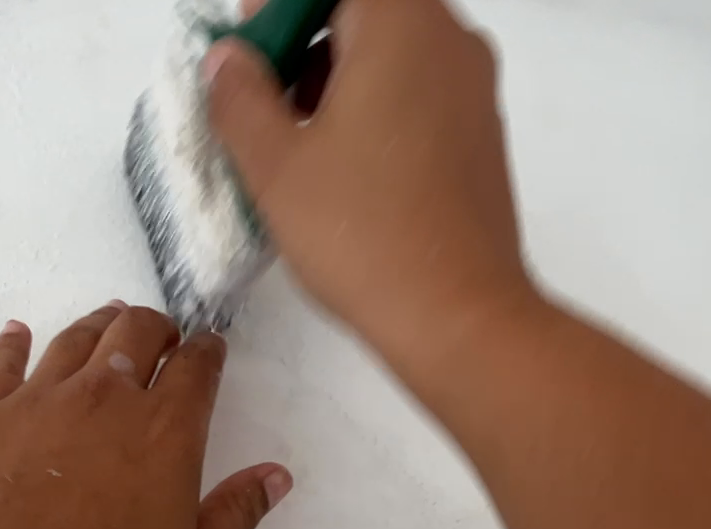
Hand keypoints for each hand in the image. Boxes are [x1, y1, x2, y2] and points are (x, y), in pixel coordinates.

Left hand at [0, 303, 290, 528]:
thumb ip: (237, 514)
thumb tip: (277, 474)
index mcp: (164, 432)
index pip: (196, 367)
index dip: (208, 351)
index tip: (209, 349)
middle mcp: (103, 398)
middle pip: (136, 331)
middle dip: (157, 327)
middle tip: (160, 338)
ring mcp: (35, 400)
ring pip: (74, 338)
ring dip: (99, 325)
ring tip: (107, 325)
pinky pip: (0, 361)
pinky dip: (14, 343)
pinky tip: (19, 335)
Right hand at [205, 0, 536, 373]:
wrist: (457, 316)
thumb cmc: (361, 235)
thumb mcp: (277, 168)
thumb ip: (240, 100)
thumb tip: (227, 60)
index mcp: (401, 24)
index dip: (277, 10)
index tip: (245, 55)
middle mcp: (452, 41)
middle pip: (366, 14)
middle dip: (304, 47)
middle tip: (261, 105)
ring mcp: (475, 94)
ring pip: (395, 60)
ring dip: (337, 85)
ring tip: (296, 150)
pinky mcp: (482, 145)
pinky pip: (419, 102)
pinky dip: (375, 117)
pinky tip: (345, 178)